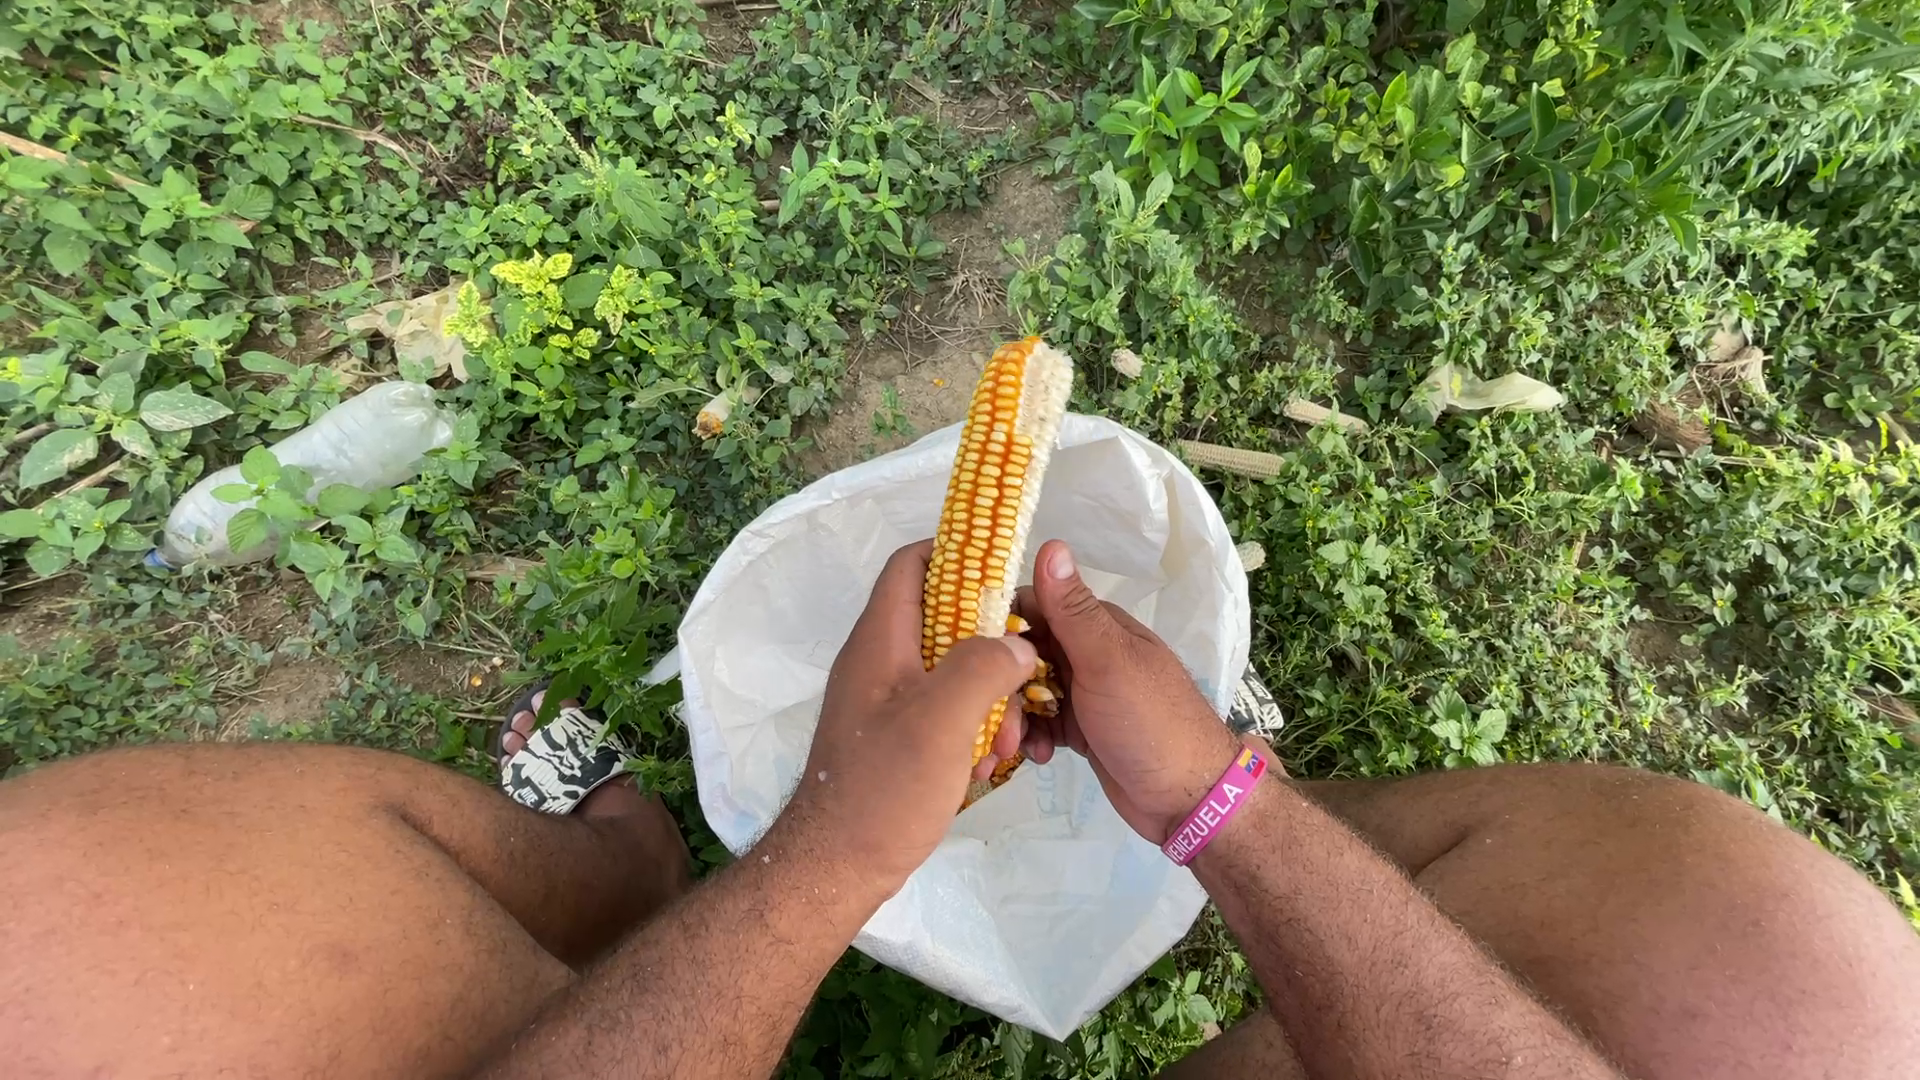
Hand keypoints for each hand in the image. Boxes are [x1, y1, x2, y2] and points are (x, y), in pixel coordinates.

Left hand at [768, 539, 1038, 895]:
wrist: (836, 869)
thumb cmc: (884, 788)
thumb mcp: (941, 720)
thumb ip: (982, 668)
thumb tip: (1016, 647)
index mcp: (880, 640)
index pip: (912, 565)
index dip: (956, 555)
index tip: (1004, 576)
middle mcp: (879, 660)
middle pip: (943, 620)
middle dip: (990, 647)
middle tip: (1020, 681)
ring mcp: (886, 699)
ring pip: (950, 670)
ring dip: (987, 696)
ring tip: (1005, 740)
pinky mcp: (895, 734)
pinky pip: (944, 709)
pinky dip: (971, 726)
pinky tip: (985, 764)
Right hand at [988, 539, 1244, 842]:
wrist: (1187, 801)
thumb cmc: (1148, 722)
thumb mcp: (1107, 661)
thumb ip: (1072, 610)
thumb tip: (1050, 542)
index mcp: (1094, 626)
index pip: (1032, 606)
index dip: (999, 623)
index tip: (970, 651)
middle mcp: (1085, 652)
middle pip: (1022, 652)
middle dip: (1002, 680)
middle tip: (992, 713)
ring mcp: (1083, 691)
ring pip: (1027, 690)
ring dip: (1015, 714)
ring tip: (1013, 744)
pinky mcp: (1079, 727)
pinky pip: (1040, 722)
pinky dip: (1034, 736)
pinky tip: (1038, 755)